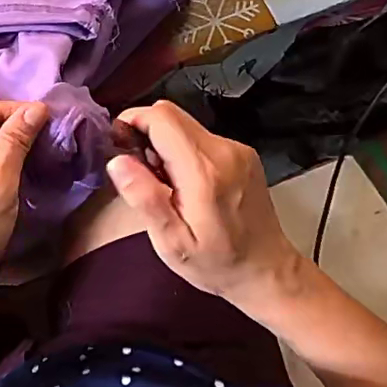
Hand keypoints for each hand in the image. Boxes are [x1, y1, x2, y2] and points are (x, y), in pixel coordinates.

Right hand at [104, 100, 301, 311]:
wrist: (268, 272)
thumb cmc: (216, 263)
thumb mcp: (171, 242)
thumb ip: (145, 197)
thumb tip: (118, 161)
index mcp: (204, 171)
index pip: (161, 117)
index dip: (132, 123)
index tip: (121, 149)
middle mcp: (224, 151)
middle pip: (170, 114)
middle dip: (145, 134)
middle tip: (142, 173)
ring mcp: (237, 149)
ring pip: (183, 124)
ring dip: (163, 143)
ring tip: (165, 183)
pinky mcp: (242, 152)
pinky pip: (198, 136)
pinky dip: (182, 150)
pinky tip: (185, 183)